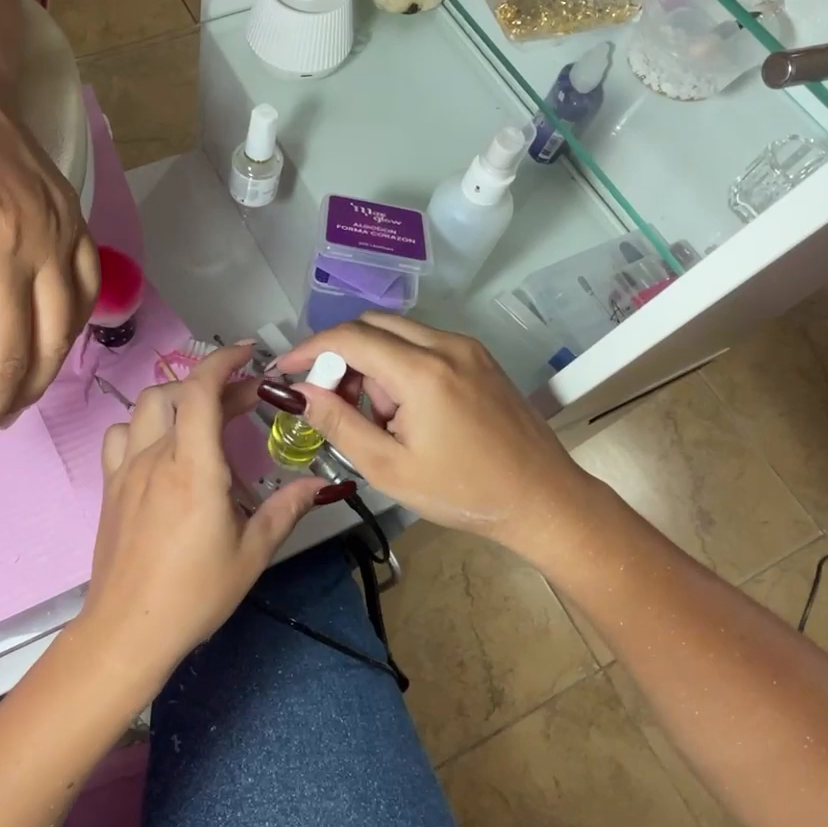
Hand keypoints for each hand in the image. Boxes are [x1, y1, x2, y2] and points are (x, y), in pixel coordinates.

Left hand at [78, 345, 326, 675]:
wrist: (129, 629)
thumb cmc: (196, 594)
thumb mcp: (253, 553)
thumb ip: (287, 509)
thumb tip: (322, 485)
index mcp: (194, 467)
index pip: (202, 390)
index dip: (225, 362)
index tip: (251, 354)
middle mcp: (156, 457)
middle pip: (176, 393)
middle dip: (213, 383)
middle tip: (246, 398)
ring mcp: (127, 470)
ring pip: (145, 408)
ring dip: (177, 399)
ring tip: (204, 417)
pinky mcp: (110, 487)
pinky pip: (120, 436)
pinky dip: (143, 425)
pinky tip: (162, 446)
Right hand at [273, 313, 597, 541]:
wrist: (542, 500)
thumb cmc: (463, 492)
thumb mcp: (388, 467)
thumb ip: (337, 423)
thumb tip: (296, 392)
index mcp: (422, 372)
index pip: (350, 338)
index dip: (309, 349)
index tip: (285, 371)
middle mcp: (446, 345)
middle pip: (372, 326)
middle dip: (342, 356)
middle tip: (330, 399)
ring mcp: (467, 348)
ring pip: (398, 334)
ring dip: (372, 363)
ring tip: (377, 418)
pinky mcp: (479, 358)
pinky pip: (423, 345)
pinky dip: (399, 366)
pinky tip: (404, 410)